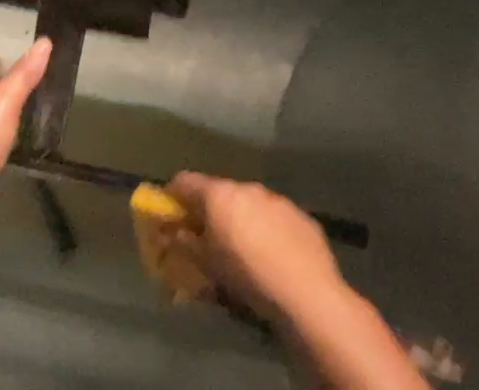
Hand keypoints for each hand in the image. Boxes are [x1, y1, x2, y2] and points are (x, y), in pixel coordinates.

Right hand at [168, 172, 344, 323]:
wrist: (308, 296)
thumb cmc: (247, 275)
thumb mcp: (205, 263)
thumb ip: (182, 242)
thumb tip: (170, 233)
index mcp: (218, 194)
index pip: (184, 181)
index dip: (173, 196)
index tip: (171, 215)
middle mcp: (247, 188)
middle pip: (219, 192)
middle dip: (211, 210)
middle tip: (208, 236)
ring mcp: (279, 201)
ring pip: (250, 203)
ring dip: (241, 218)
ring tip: (244, 248)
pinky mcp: (304, 218)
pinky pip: (276, 217)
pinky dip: (268, 228)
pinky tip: (274, 255)